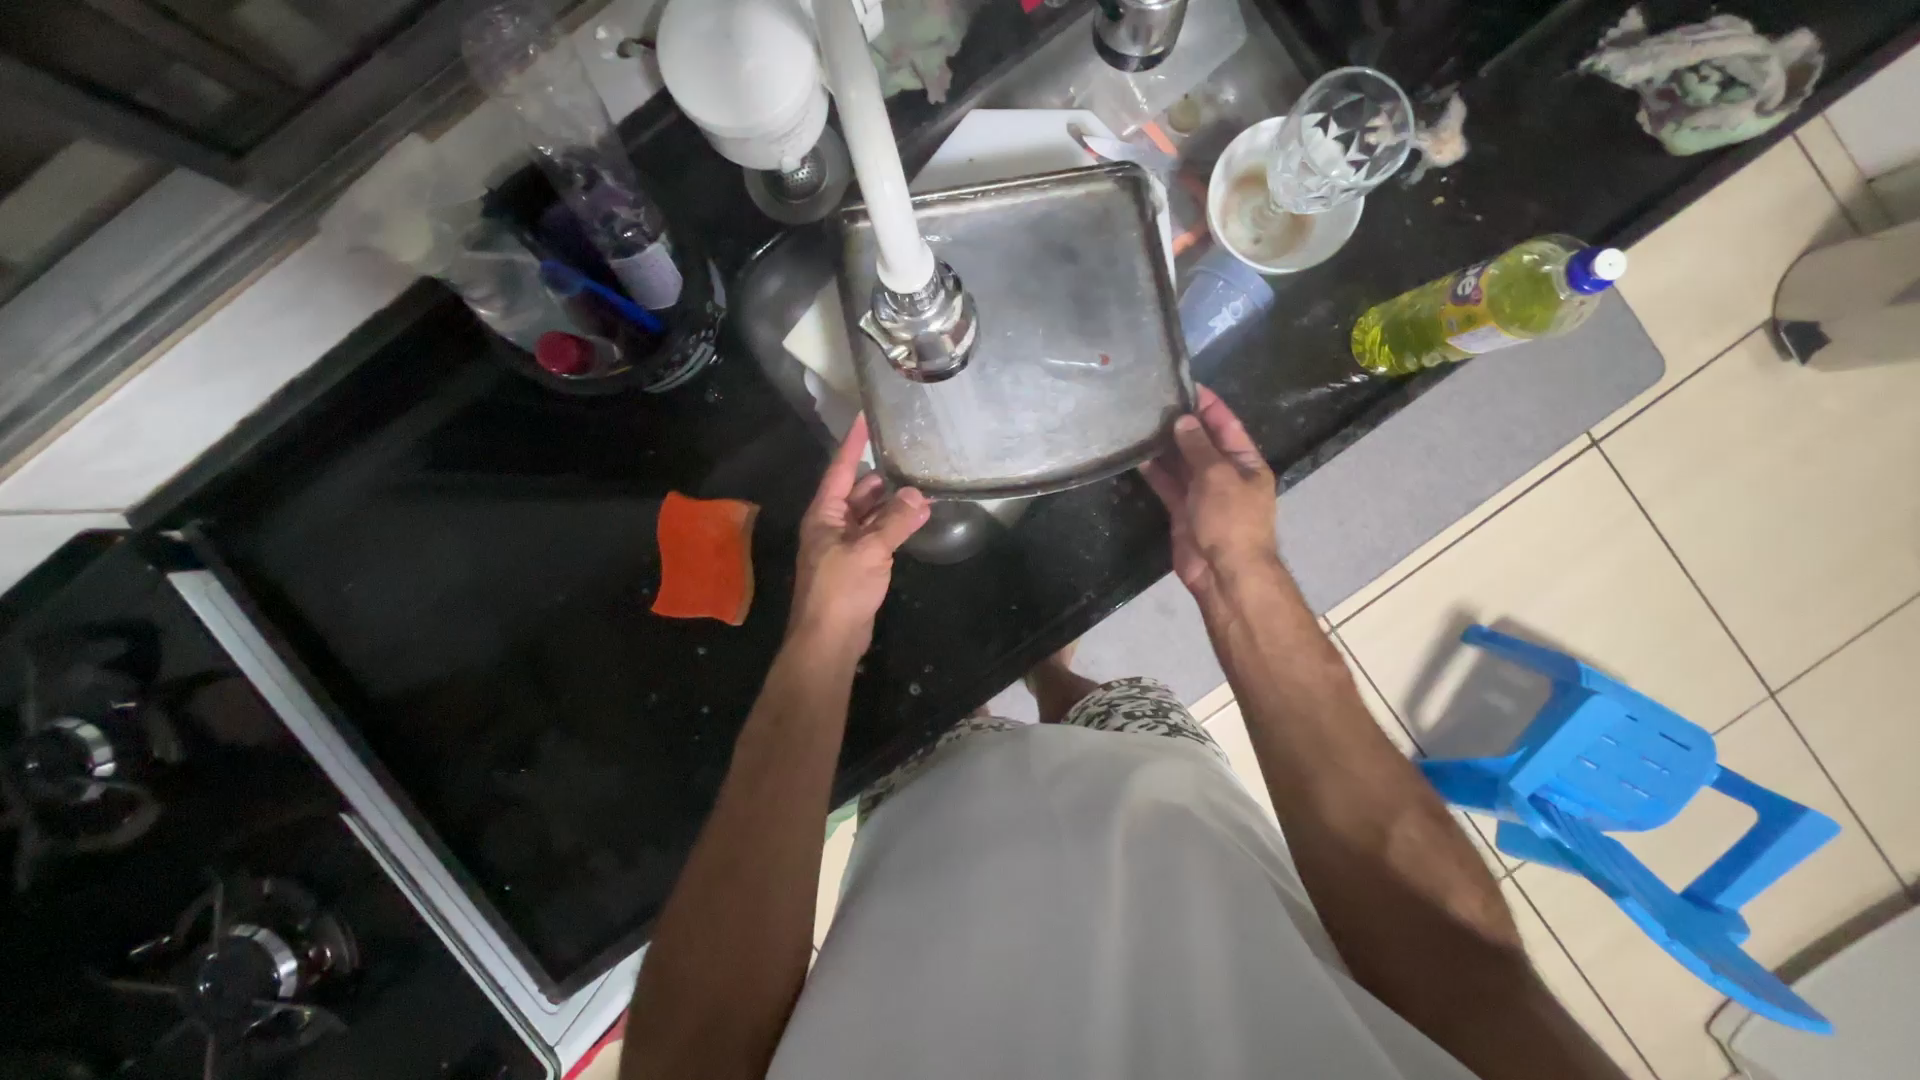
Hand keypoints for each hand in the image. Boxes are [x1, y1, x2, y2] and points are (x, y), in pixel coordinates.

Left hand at [791, 415, 930, 647]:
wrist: (828, 638)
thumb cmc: (840, 589)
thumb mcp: (870, 551)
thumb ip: (895, 521)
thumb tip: (920, 495)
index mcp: (823, 514)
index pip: (839, 469)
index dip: (853, 444)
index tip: (865, 418)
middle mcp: (831, 525)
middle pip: (857, 491)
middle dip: (881, 477)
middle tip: (908, 456)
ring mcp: (844, 546)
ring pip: (869, 515)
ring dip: (891, 504)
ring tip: (920, 486)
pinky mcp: (857, 565)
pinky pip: (876, 536)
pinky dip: (893, 527)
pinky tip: (915, 519)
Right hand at [1139, 386, 1279, 597]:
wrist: (1225, 573)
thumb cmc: (1230, 520)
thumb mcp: (1217, 476)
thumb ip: (1198, 446)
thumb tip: (1183, 420)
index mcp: (1246, 463)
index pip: (1227, 425)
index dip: (1209, 405)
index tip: (1186, 384)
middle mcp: (1226, 475)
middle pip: (1203, 443)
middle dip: (1183, 424)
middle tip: (1155, 401)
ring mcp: (1204, 495)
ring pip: (1183, 464)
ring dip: (1166, 447)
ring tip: (1142, 423)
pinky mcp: (1184, 512)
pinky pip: (1169, 486)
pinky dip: (1156, 472)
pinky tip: (1139, 457)